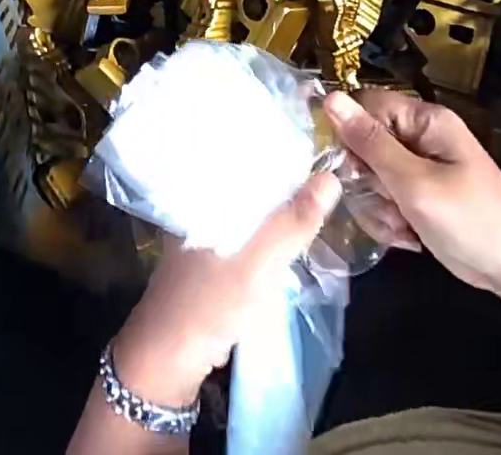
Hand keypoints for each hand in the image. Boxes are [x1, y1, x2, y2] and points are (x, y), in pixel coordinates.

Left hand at [107, 172, 341, 406]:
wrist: (170, 355)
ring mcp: (203, 231)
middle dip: (280, 178)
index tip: (312, 145)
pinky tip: (287, 232)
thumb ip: (291, 222)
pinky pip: (244, 232)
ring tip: (313, 193)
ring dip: (275, 206)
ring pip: (246, 208)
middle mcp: (199, 205)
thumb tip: (330, 177)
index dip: (275, 149)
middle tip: (322, 169)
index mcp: (202, 194)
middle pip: (246, 182)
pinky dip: (265, 230)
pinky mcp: (210, 256)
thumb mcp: (258, 262)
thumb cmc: (209, 300)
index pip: (239, 156)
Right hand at [324, 88, 500, 296]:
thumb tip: (329, 98)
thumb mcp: (414, 182)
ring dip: (377, 205)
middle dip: (366, 180)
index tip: (349, 166)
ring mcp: (416, 167)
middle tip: (386, 201)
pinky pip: (380, 198)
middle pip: (361, 144)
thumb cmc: (474, 221)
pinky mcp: (416, 195)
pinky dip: (387, 219)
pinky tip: (407, 236)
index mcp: (422, 120)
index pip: (363, 106)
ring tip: (402, 226)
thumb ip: (369, 142)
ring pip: (367, 176)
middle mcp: (417, 137)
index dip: (348, 133)